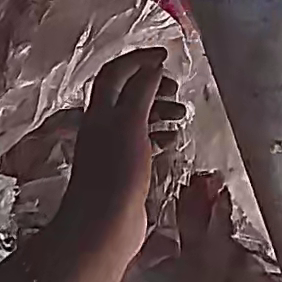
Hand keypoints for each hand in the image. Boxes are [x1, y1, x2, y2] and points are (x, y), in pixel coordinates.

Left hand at [24, 48, 174, 281]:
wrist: (104, 226)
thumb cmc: (117, 172)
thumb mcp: (131, 124)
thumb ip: (141, 92)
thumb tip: (153, 65)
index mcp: (99, 110)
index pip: (115, 72)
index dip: (138, 59)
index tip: (166, 55)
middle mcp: (103, 124)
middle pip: (127, 93)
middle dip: (152, 84)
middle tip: (177, 88)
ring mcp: (112, 147)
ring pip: (137, 117)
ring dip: (159, 109)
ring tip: (182, 113)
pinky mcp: (124, 169)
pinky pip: (143, 142)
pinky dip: (159, 134)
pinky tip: (175, 138)